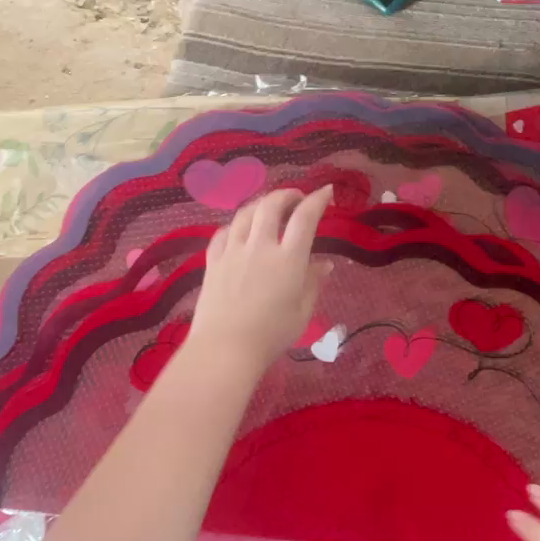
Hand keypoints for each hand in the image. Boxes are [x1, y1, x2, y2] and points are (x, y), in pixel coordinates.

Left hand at [189, 187, 333, 369]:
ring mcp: (233, 251)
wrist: (225, 348)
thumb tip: (323, 264)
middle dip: (287, 195)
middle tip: (297, 198)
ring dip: (261, 204)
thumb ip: (312, 283)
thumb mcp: (302, 312)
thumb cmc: (271, 335)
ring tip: (269, 209)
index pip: (305, 218)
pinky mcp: (213, 261)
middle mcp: (260, 246)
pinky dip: (236, 224)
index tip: (326, 192)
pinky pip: (224, 232)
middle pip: (272, 205)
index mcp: (288, 259)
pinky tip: (240, 230)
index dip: (317, 199)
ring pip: (246, 213)